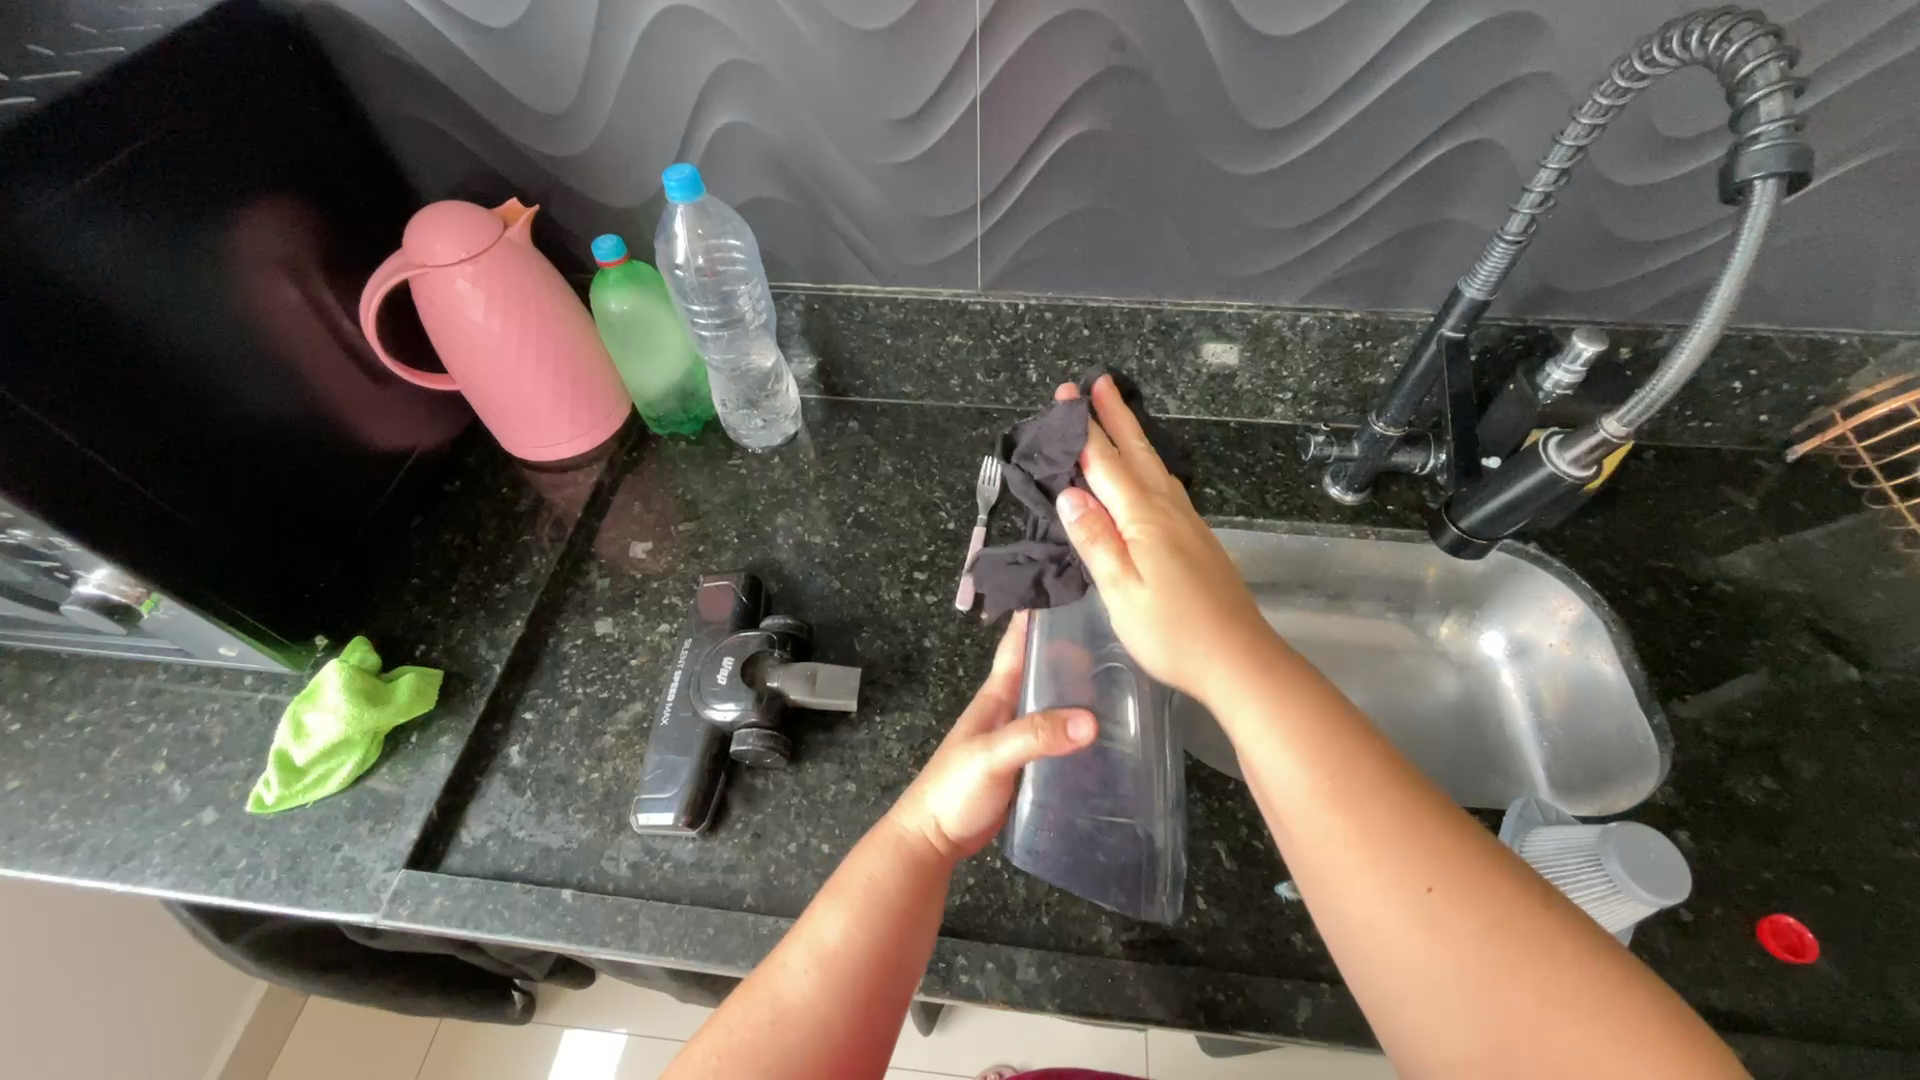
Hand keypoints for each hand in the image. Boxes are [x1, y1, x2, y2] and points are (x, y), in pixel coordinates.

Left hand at [886, 610, 1096, 862]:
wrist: (934, 839)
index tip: (1072, 589)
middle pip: (1042, 670)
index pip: (1017, 644)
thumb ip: (1035, 736)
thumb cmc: (953, 789)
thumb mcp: (993, 756)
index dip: (1039, 615)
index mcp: (995, 696)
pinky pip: (1057, 736)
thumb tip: (1091, 719)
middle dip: (1071, 648)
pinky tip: (1104, 732)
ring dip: (1077, 689)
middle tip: (1118, 634)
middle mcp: (1008, 709)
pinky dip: (1077, 728)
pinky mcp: (1028, 766)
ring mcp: (1017, 738)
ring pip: (1052, 702)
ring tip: (1122, 678)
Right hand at [1054, 376, 1275, 702]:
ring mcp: (1187, 523)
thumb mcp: (1122, 592)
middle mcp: (1168, 510)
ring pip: (1154, 466)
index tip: (1066, 395)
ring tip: (1117, 411)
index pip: (1106, 464)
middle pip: (1136, 453)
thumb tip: (1070, 494)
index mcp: (1144, 519)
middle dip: (1114, 416)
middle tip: (1096, 381)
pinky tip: (1145, 471)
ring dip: (1132, 435)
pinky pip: (1164, 486)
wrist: (1239, 659)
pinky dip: (1147, 464)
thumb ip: (1096, 540)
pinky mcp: (1195, 539)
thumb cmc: (1173, 632)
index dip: (1083, 430)